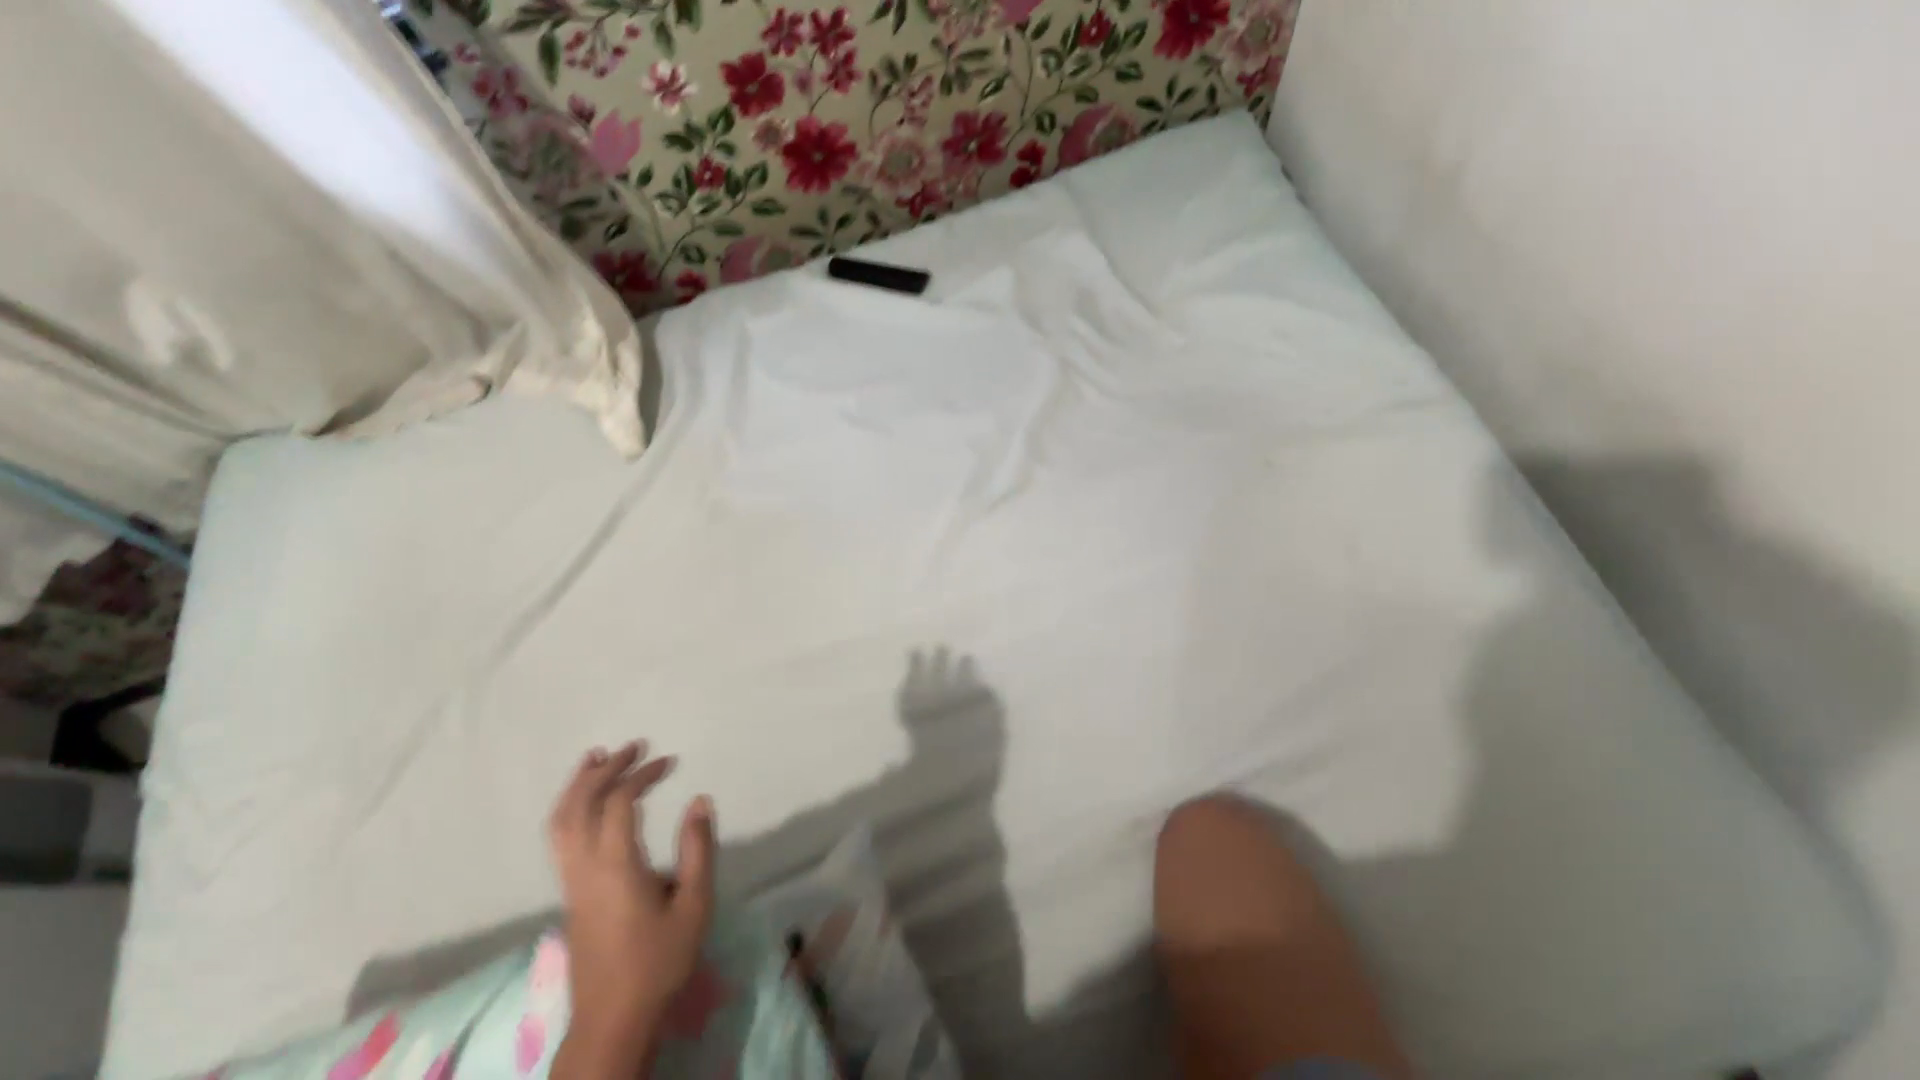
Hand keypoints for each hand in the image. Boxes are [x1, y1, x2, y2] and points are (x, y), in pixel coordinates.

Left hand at [547, 741, 715, 1074]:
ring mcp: (570, 879)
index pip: (620, 802)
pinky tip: (586, 804)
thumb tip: (700, 800)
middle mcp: (584, 865)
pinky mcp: (568, 893)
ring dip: (578, 784)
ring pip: (561, 819)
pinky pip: (559, 836)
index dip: (643, 774)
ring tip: (597, 759)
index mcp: (616, 864)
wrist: (614, 1016)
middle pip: (581, 802)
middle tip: (635, 747)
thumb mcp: (694, 906)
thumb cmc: (660, 961)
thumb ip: (698, 850)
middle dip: (606, 768)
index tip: (670, 763)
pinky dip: (570, 807)